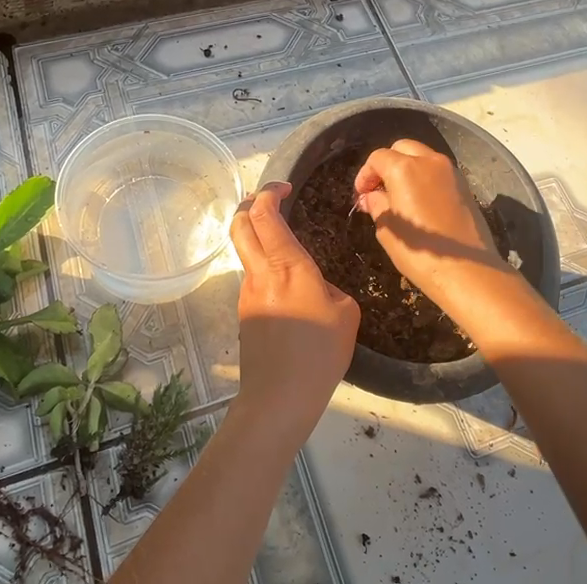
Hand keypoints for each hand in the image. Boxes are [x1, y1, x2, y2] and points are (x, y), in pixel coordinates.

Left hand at [230, 182, 359, 437]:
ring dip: (257, 238)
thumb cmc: (319, 354)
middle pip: (240, 224)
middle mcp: (260, 272)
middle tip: (271, 202)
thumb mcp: (346, 314)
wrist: (280, 399)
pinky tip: (288, 290)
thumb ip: (330, 287)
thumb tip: (316, 287)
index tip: (285, 188)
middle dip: (250, 205)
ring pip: (244, 251)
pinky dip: (264, 268)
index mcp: (286, 265)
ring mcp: (247, 293)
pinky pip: (252, 278)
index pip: (264, 214)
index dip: (269, 192)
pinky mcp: (245, 314)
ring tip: (286, 248)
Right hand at [354, 139, 519, 321]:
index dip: (365, 175)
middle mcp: (429, 161)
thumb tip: (372, 197)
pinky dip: (425, 178)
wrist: (468, 270)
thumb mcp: (388, 230)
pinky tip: (421, 202)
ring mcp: (450, 171)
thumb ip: (377, 205)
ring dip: (408, 169)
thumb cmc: (420, 252)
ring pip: (422, 157)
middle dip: (387, 164)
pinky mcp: (464, 185)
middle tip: (379, 189)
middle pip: (402, 148)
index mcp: (404, 168)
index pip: (377, 158)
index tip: (362, 194)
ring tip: (400, 196)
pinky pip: (438, 171)